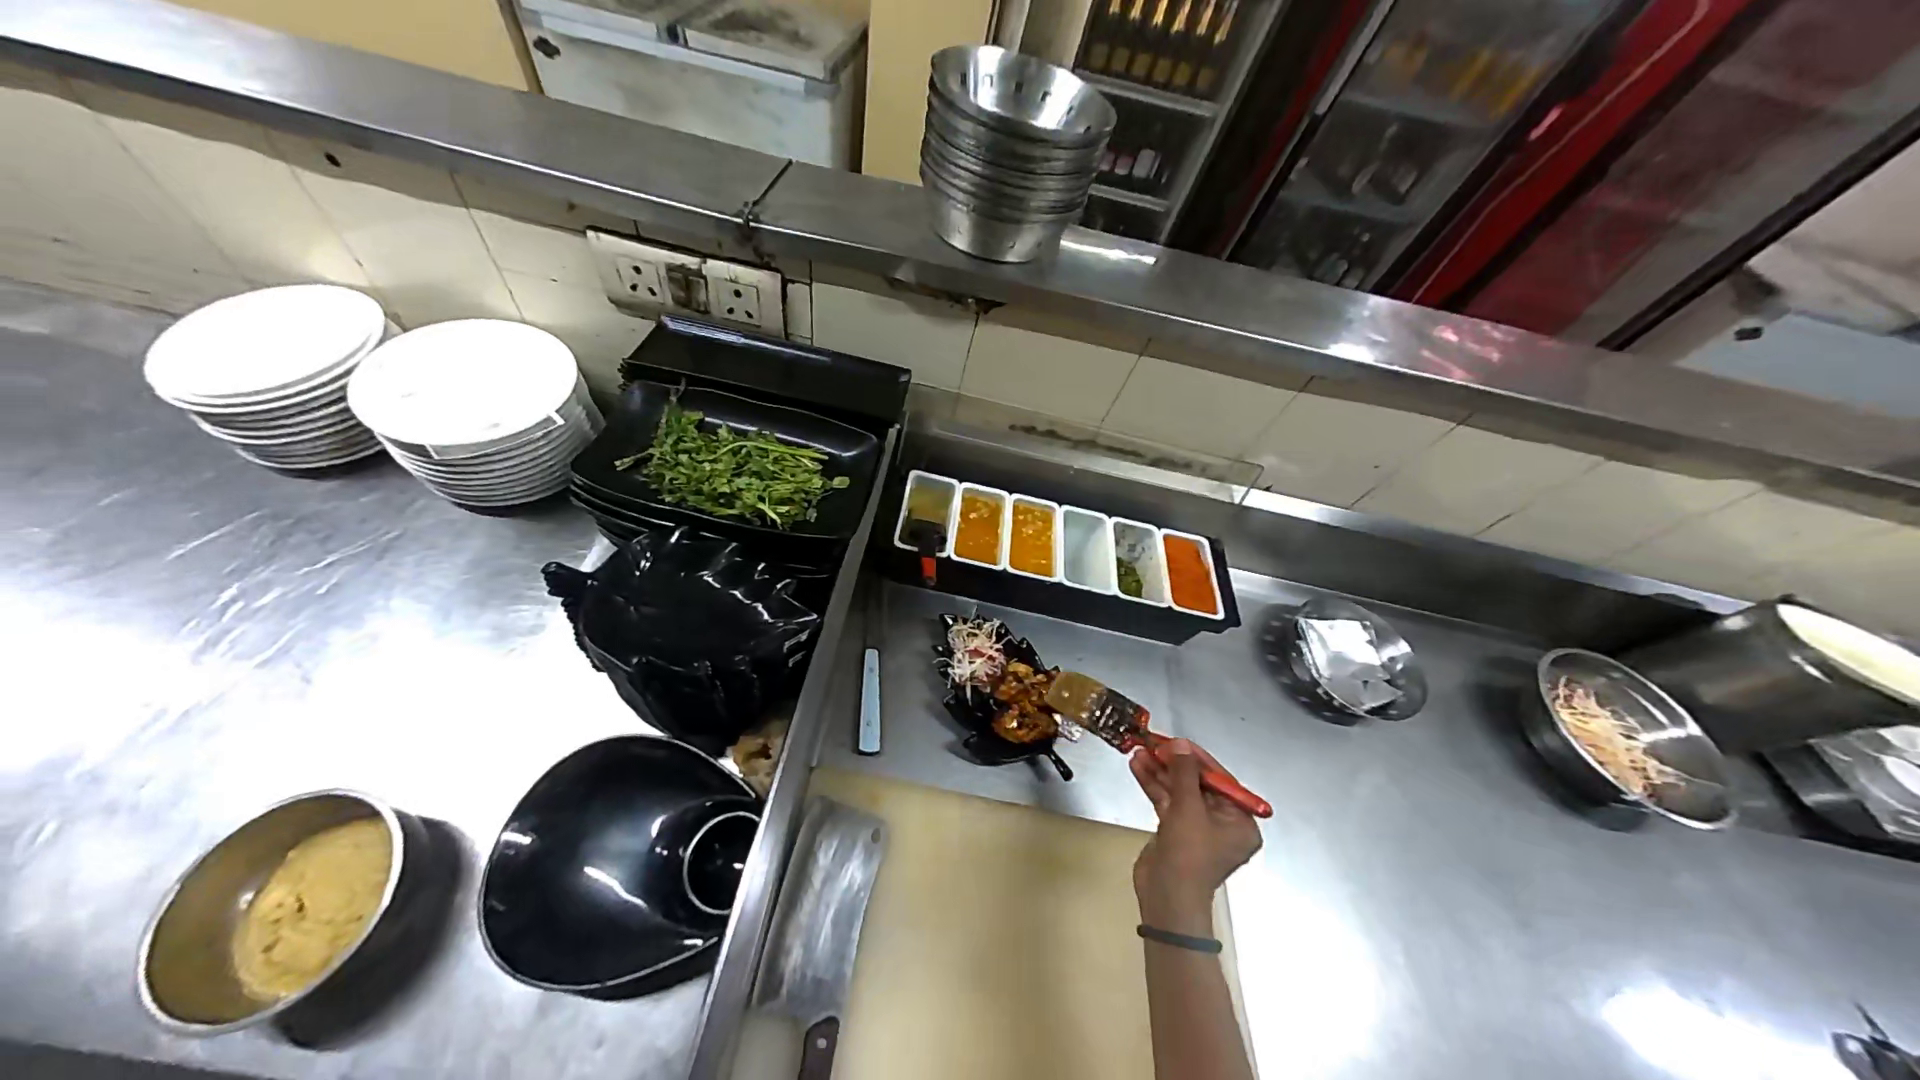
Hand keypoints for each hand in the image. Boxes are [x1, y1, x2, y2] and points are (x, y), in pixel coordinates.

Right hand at [1129, 739, 1262, 935]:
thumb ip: (1184, 773)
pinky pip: (1168, 802)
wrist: (1167, 897)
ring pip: (1179, 791)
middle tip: (1154, 744)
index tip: (1177, 742)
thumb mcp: (1189, 808)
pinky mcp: (1176, 831)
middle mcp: (1222, 823)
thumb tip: (1181, 745)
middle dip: (1174, 764)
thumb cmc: (1189, 855)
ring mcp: (1198, 828)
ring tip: (1139, 751)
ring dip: (1159, 772)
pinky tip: (1138, 767)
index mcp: (1240, 822)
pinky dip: (1154, 786)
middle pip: (1197, 783)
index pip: (1220, 780)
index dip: (1197, 759)